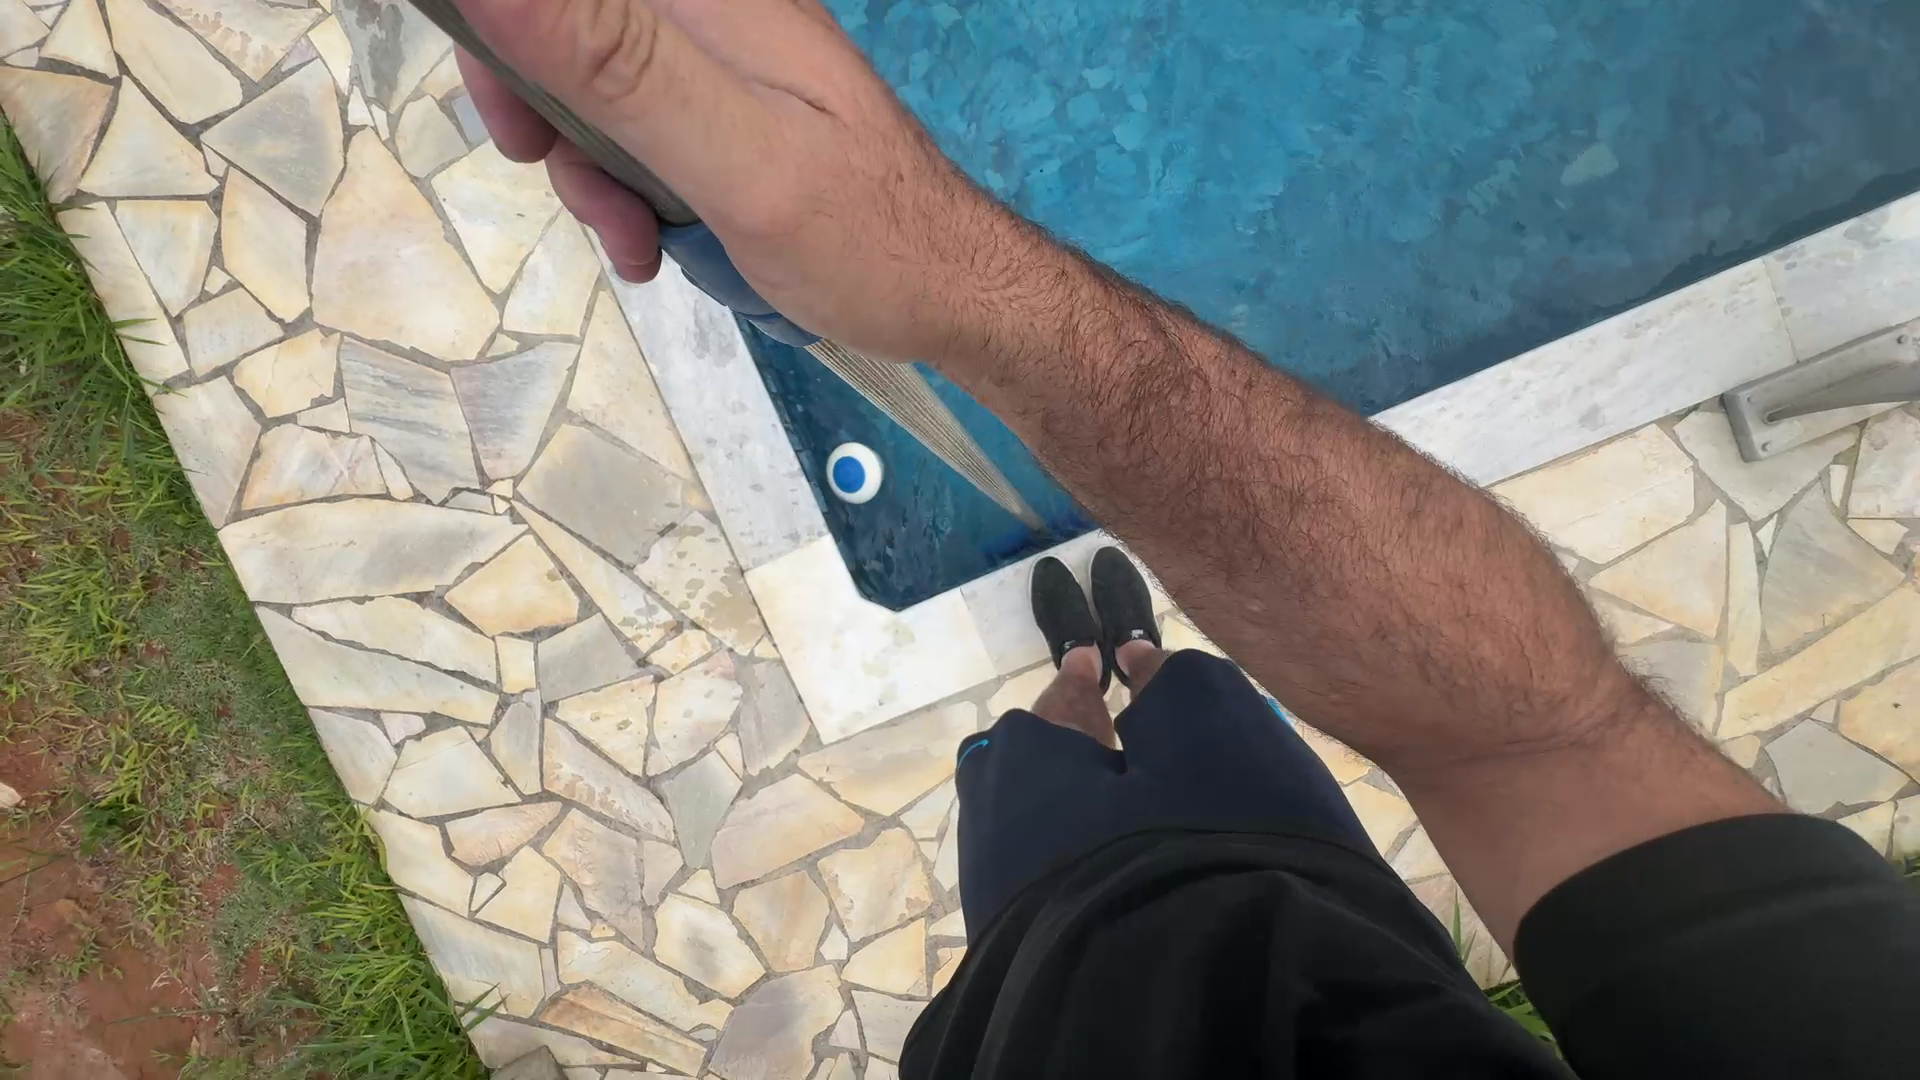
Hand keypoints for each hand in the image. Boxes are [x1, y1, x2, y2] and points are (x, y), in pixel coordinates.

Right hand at [451, 0, 1038, 363]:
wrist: (948, 296)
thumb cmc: (862, 243)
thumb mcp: (738, 160)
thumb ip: (621, 63)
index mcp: (716, 4)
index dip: (514, 43)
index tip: (523, 134)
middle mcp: (721, 21)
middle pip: (581, 41)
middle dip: (561, 128)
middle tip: (600, 214)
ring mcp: (735, 79)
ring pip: (613, 101)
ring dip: (604, 178)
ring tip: (644, 250)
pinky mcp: (746, 130)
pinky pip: (658, 144)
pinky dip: (645, 196)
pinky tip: (663, 248)